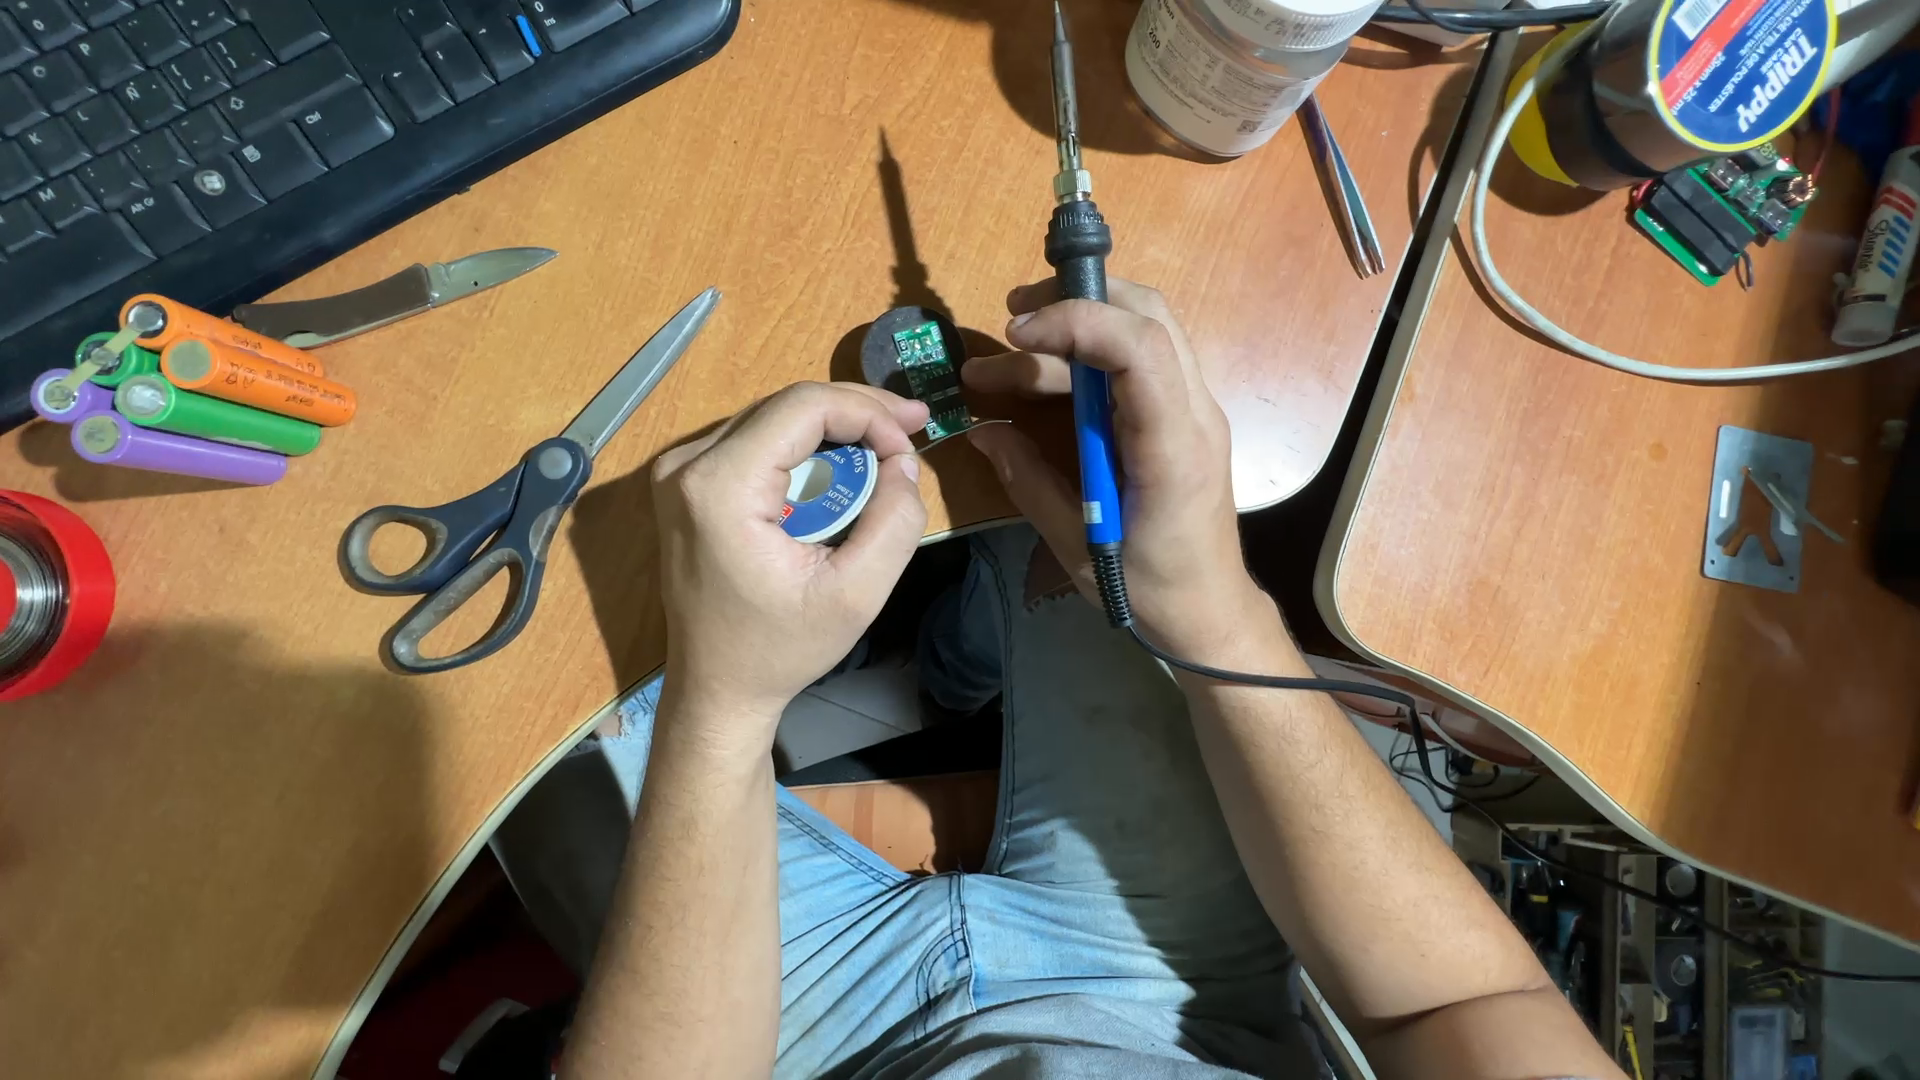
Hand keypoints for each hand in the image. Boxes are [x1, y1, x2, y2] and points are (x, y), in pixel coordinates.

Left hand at [651, 382, 929, 735]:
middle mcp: (688, 464)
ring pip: (774, 418)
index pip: (803, 407)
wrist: (716, 688)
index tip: (908, 449)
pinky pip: (757, 441)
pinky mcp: (686, 484)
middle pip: (787, 406)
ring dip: (836, 427)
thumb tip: (904, 463)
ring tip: (889, 443)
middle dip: (858, 413)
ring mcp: (680, 471)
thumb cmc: (780, 649)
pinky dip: (807, 447)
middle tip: (915, 426)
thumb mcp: (855, 597)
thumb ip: (894, 523)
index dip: (867, 413)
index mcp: (720, 486)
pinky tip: (845, 461)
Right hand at [962, 278, 1272, 659]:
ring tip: (1006, 356)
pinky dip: (1091, 355)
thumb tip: (984, 431)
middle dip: (1075, 301)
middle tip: (1010, 321)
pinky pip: (1140, 363)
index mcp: (1172, 448)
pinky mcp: (1182, 420)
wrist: (1210, 611)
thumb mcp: (1077, 546)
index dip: (1076, 322)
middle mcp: (1195, 414)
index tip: (1015, 335)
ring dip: (1077, 329)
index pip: (1140, 348)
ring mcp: (1195, 412)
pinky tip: (1046, 379)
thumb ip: (1029, 482)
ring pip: (1145, 330)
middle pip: (1147, 316)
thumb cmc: (1150, 591)